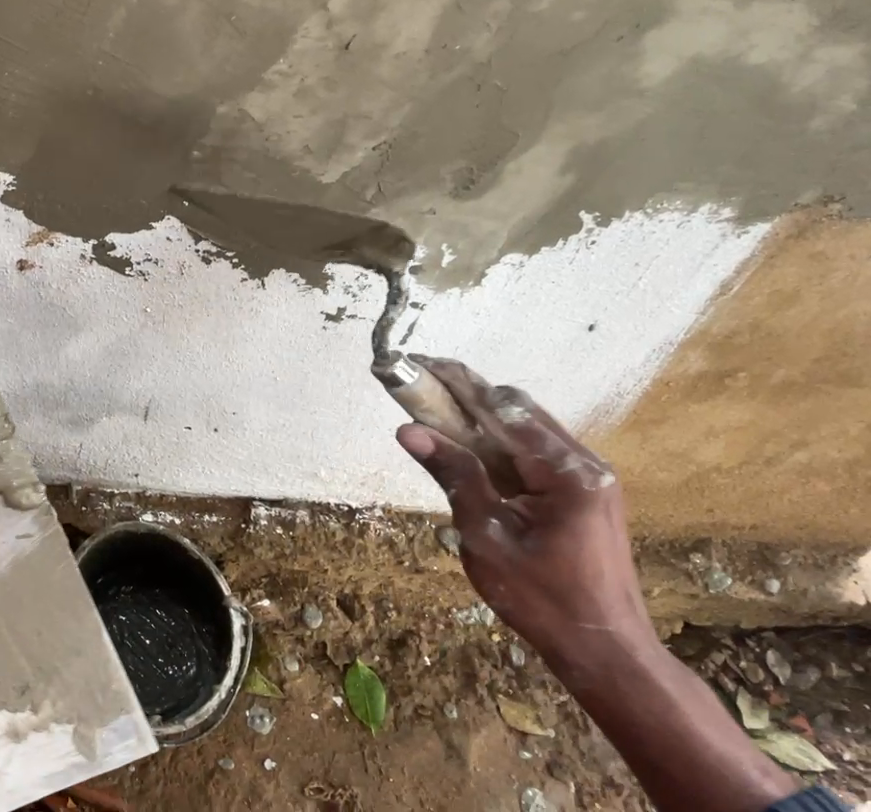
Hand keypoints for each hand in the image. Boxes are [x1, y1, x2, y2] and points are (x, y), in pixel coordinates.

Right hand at [397, 357, 804, 811]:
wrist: (604, 649)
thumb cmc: (541, 598)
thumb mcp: (485, 536)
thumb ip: (454, 476)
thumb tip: (409, 430)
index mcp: (568, 472)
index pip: (501, 408)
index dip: (454, 383)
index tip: (416, 363)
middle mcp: (585, 464)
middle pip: (517, 407)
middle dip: (464, 391)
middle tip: (416, 383)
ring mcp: (589, 478)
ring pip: (525, 426)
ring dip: (478, 415)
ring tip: (430, 410)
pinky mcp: (584, 493)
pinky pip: (532, 451)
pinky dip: (494, 440)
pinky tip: (465, 446)